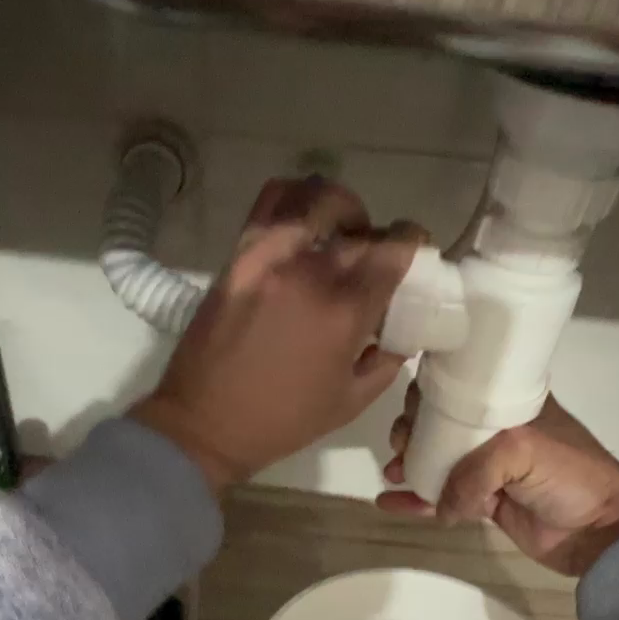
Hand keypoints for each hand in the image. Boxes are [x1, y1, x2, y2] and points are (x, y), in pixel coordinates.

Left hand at [131, 177, 425, 490]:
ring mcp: (268, 256)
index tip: (412, 250)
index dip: (412, 242)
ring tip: (339, 230)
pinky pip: (271, 202)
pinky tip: (301, 225)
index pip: (393, 249)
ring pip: (316, 196)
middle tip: (373, 259)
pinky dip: (295, 199)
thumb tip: (399, 333)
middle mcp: (309, 272)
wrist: (205, 423)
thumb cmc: (282, 421)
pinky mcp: (238, 254)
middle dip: (377, 238)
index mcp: (344, 311)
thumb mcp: (350, 403)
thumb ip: (386, 363)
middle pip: (360, 228)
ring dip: (339, 206)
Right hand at [377, 384, 618, 575]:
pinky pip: (442, 499)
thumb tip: (442, 505)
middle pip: (440, 424)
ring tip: (392, 474)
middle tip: (400, 447)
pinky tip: (388, 503)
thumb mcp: (521, 451)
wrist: (601, 532)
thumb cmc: (570, 476)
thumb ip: (472, 472)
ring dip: (410, 465)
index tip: (409, 408)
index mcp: (510, 404)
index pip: (460, 389)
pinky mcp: (484, 503)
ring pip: (437, 460)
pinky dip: (416, 501)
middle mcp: (496, 431)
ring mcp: (489, 468)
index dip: (429, 395)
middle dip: (412, 432)